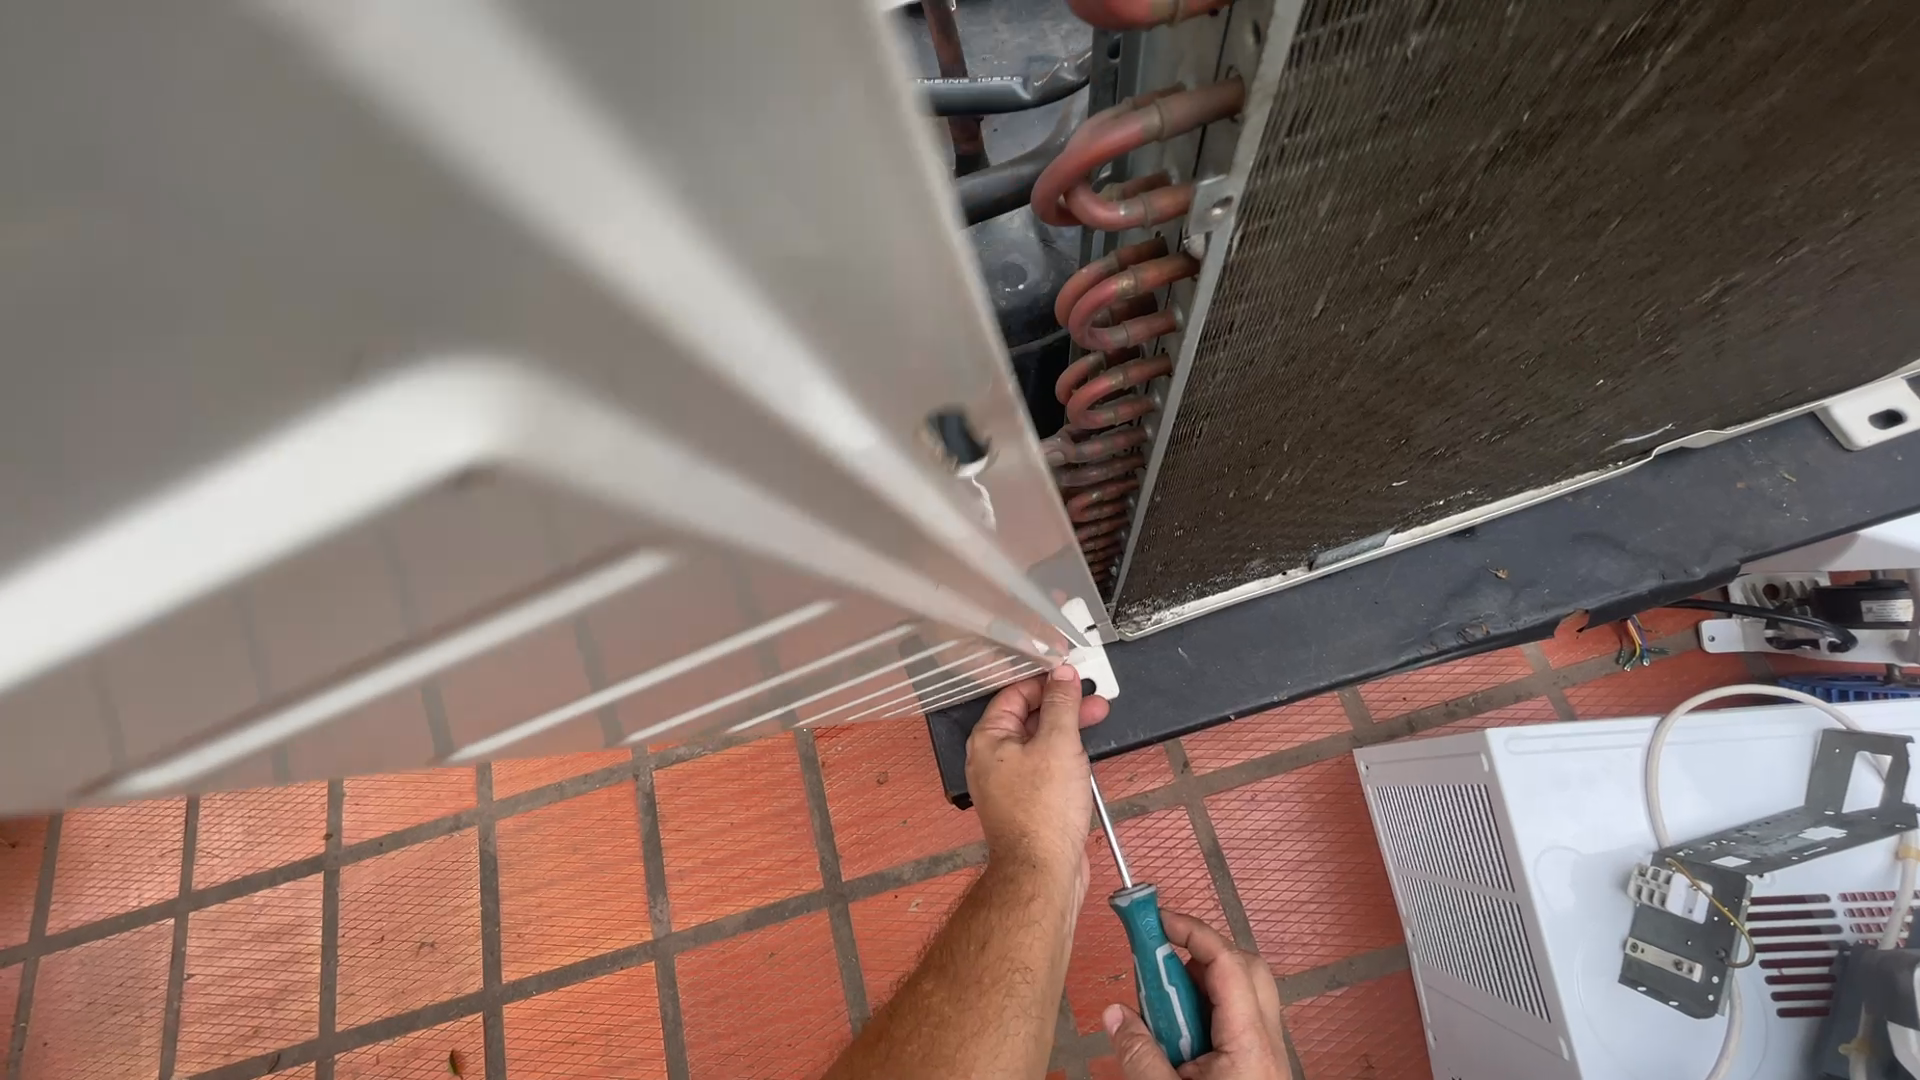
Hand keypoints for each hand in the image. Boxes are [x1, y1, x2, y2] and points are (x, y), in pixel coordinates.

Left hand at [965, 665, 1109, 888]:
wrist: (1043, 872)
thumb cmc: (1043, 810)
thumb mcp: (1058, 744)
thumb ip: (1061, 705)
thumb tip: (1062, 674)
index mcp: (988, 739)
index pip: (1015, 694)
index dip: (1044, 682)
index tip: (1072, 676)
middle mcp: (991, 758)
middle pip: (1027, 717)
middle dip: (1062, 706)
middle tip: (1093, 700)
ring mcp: (1007, 782)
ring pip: (1038, 742)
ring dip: (1066, 729)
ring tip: (1097, 720)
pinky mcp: (1025, 801)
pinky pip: (1043, 766)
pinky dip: (1063, 755)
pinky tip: (1084, 754)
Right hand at [1104, 912, 1290, 1079]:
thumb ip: (1140, 1055)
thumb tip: (1115, 1014)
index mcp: (1250, 1045)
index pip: (1227, 963)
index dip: (1190, 931)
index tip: (1154, 919)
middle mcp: (1267, 1044)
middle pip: (1245, 969)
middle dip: (1199, 953)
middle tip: (1159, 962)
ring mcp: (1266, 1059)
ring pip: (1240, 996)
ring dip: (1197, 988)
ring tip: (1161, 1010)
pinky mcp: (1257, 1072)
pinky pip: (1234, 1024)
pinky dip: (1202, 1016)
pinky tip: (1176, 1040)